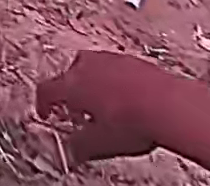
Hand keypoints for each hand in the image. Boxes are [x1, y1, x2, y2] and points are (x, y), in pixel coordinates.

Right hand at [36, 52, 209, 163]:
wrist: (166, 103)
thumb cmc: (133, 120)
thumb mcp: (102, 144)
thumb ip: (80, 147)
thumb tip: (71, 152)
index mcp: (72, 84)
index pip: (46, 90)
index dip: (43, 104)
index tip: (46, 112)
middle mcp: (85, 65)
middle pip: (68, 78)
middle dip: (72, 97)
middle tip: (81, 116)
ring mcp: (106, 58)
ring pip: (90, 70)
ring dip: (92, 86)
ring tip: (106, 109)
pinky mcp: (126, 58)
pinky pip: (110, 67)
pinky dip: (111, 81)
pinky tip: (125, 100)